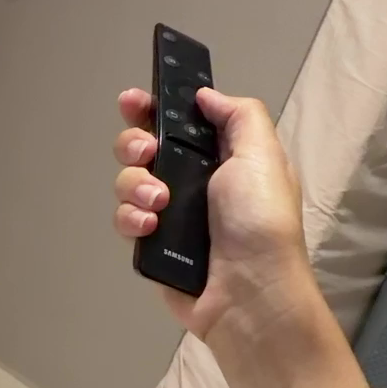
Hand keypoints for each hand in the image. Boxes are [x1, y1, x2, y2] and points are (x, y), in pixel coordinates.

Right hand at [113, 88, 369, 387]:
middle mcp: (189, 181)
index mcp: (218, 156)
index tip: (133, 101)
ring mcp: (167, 213)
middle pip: (140, 147)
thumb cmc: (260, 220)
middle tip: (148, 154)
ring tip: (159, 204)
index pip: (176, 121)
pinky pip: (125, 219)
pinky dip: (132, 219)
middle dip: (134, 144)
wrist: (247, 291)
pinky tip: (150, 227)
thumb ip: (237, 116)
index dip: (150, 108)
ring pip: (127, 182)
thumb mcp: (262, 156)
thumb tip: (206, 96)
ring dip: (135, 186)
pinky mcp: (151, 244)